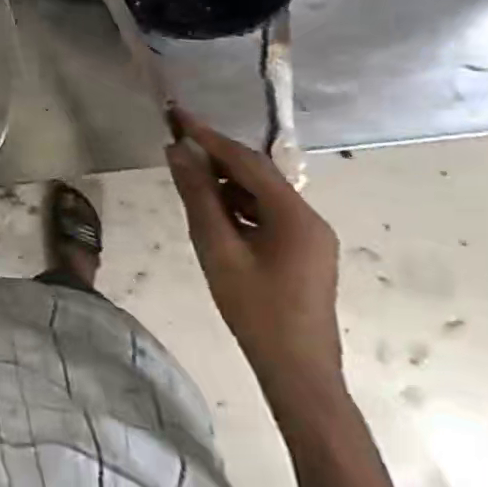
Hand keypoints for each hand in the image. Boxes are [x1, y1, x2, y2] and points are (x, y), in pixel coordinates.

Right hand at [168, 114, 342, 387]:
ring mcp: (310, 237)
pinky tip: (213, 212)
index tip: (177, 115)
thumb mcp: (217, 249)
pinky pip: (268, 214)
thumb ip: (198, 196)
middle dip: (217, 156)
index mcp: (295, 215)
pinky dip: (238, 205)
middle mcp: (309, 218)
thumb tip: (178, 150)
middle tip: (177, 143)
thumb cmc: (255, 310)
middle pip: (258, 174)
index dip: (209, 136)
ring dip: (227, 182)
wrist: (298, 373)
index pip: (247, 161)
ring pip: (262, 194)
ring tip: (189, 178)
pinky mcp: (304, 253)